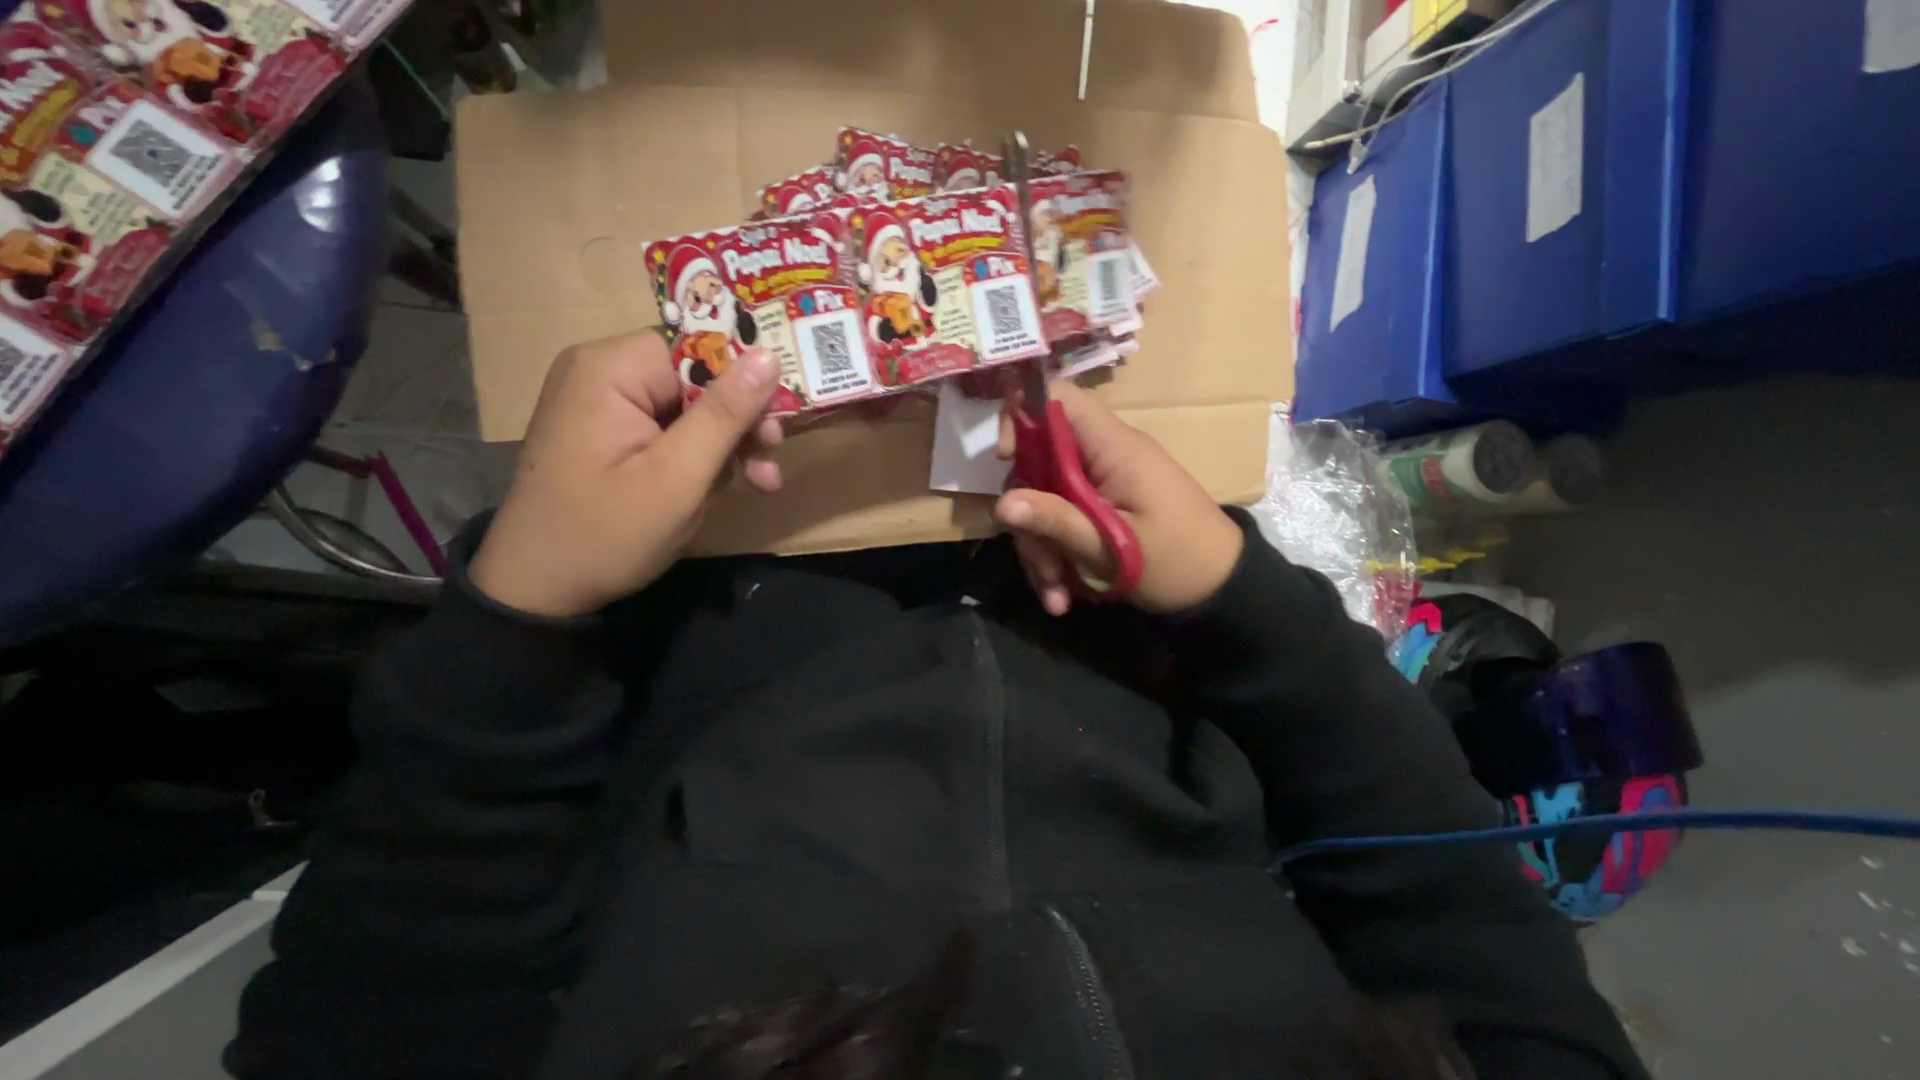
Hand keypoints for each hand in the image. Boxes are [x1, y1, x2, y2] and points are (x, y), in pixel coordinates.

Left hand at [469, 332, 784, 616]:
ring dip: (724, 444)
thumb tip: (770, 355)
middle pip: (697, 377)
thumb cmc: (607, 534)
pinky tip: (714, 486)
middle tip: (769, 468)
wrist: (536, 589)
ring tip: (755, 484)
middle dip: (739, 423)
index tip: (779, 429)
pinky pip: (667, 426)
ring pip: (688, 405)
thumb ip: (725, 414)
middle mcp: (601, 370)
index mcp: (611, 369)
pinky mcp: (604, 430)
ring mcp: (599, 400)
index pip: (700, 349)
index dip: (746, 384)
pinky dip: (696, 454)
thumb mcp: (678, 478)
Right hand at [995, 382, 1242, 615]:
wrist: (1223, 589)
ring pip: (1046, 501)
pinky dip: (1058, 557)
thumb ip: (1057, 522)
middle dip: (1029, 517)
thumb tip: (1002, 503)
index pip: (1058, 400)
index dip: (1023, 418)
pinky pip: (1064, 522)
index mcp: (1113, 448)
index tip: (1007, 460)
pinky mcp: (1102, 509)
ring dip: (1042, 549)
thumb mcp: (1112, 548)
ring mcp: (1102, 485)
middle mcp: (1104, 458)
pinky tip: (1063, 596)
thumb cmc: (1177, 561)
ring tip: (1057, 596)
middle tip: (1042, 566)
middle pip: (1039, 464)